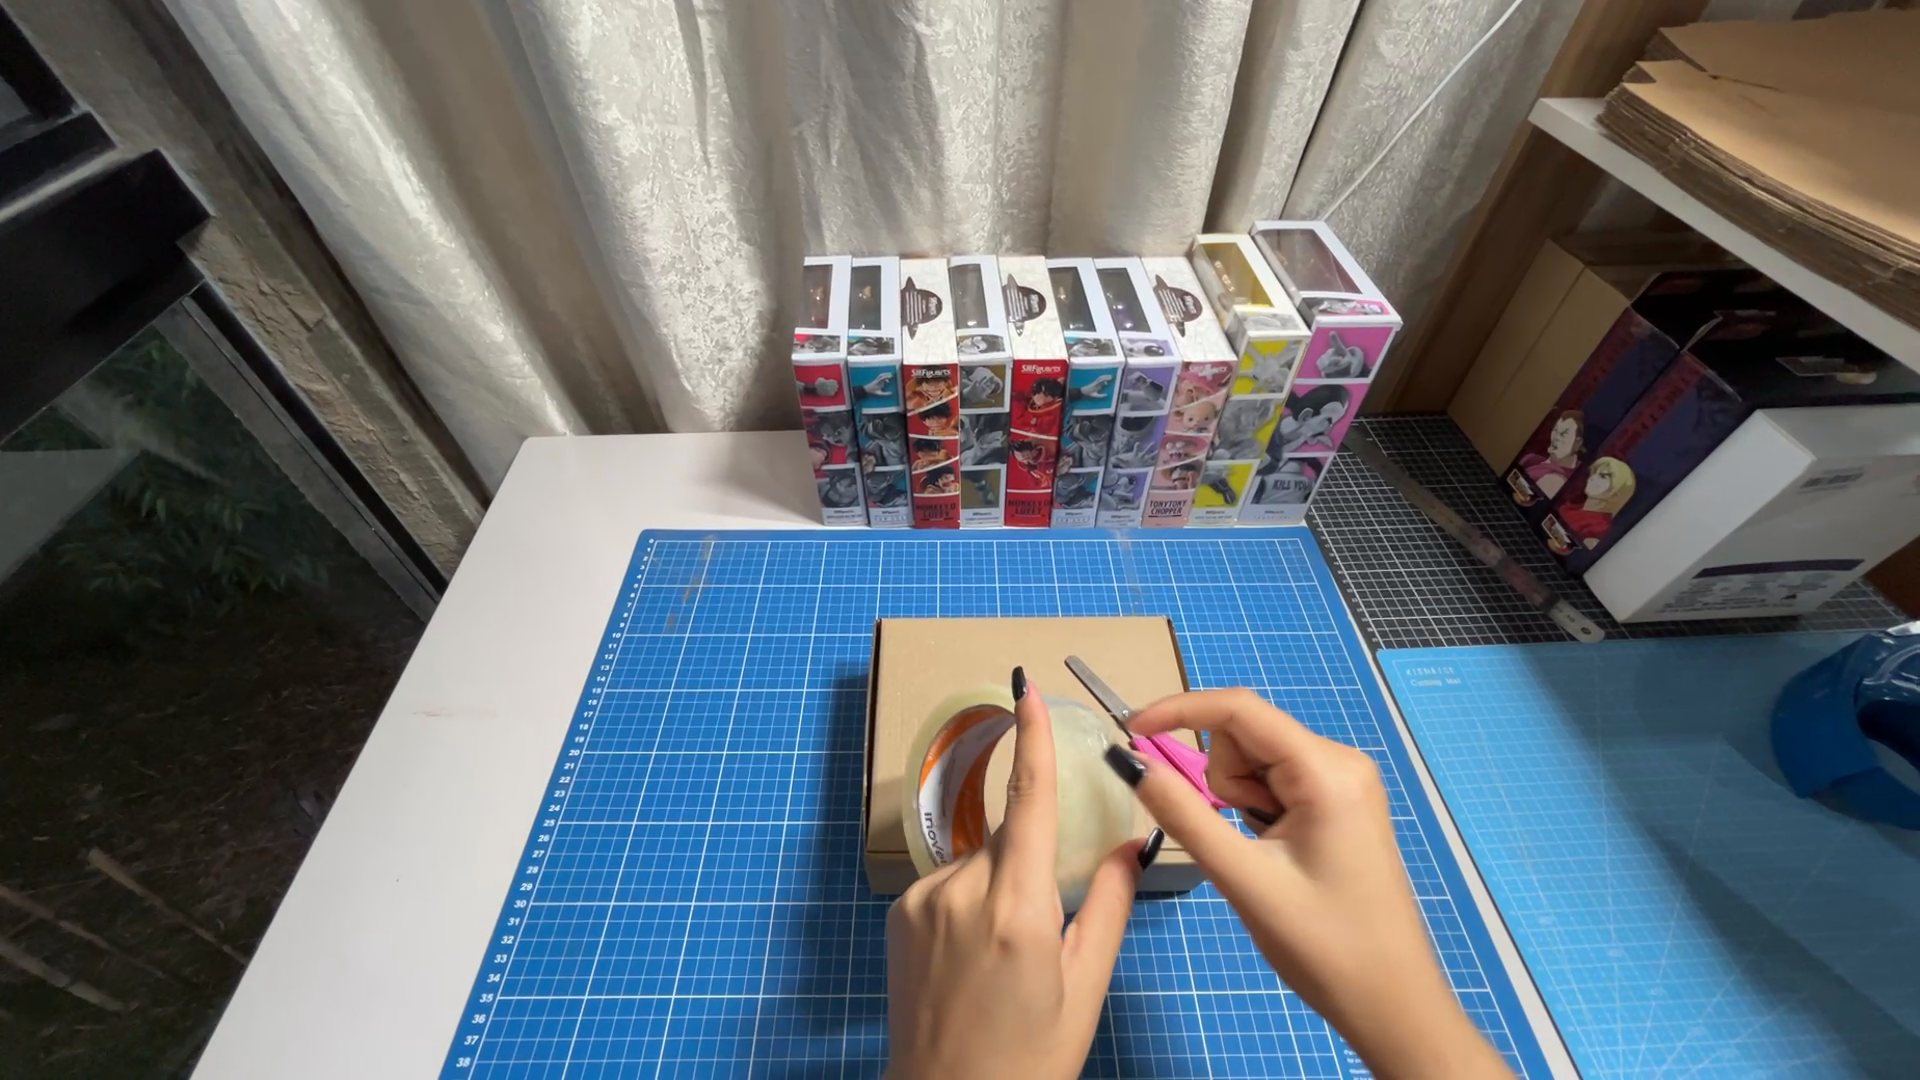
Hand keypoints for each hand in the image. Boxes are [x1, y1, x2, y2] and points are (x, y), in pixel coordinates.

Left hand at [885, 669, 1149, 1079]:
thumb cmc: (1030, 1056)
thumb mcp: (1085, 986)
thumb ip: (1110, 903)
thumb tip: (1132, 840)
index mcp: (1017, 906)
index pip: (1029, 799)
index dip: (1032, 736)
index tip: (1027, 687)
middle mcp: (962, 888)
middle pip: (1008, 835)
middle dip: (1030, 856)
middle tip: (1039, 923)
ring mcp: (922, 896)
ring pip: (979, 857)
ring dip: (999, 881)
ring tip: (1000, 952)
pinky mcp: (899, 908)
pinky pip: (948, 879)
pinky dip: (968, 896)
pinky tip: (969, 953)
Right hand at [1114, 689, 1511, 1079]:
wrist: (1393, 1009)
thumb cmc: (1325, 948)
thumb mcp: (1243, 880)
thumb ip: (1184, 814)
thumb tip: (1132, 762)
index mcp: (1326, 770)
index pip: (1238, 709)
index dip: (1178, 710)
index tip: (1130, 732)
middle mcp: (1338, 759)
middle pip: (1243, 733)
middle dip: (1221, 778)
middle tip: (1241, 838)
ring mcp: (1340, 778)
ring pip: (1252, 756)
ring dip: (1235, 795)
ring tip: (1262, 850)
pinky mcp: (1334, 798)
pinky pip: (1270, 777)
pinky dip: (1253, 805)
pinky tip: (1276, 847)